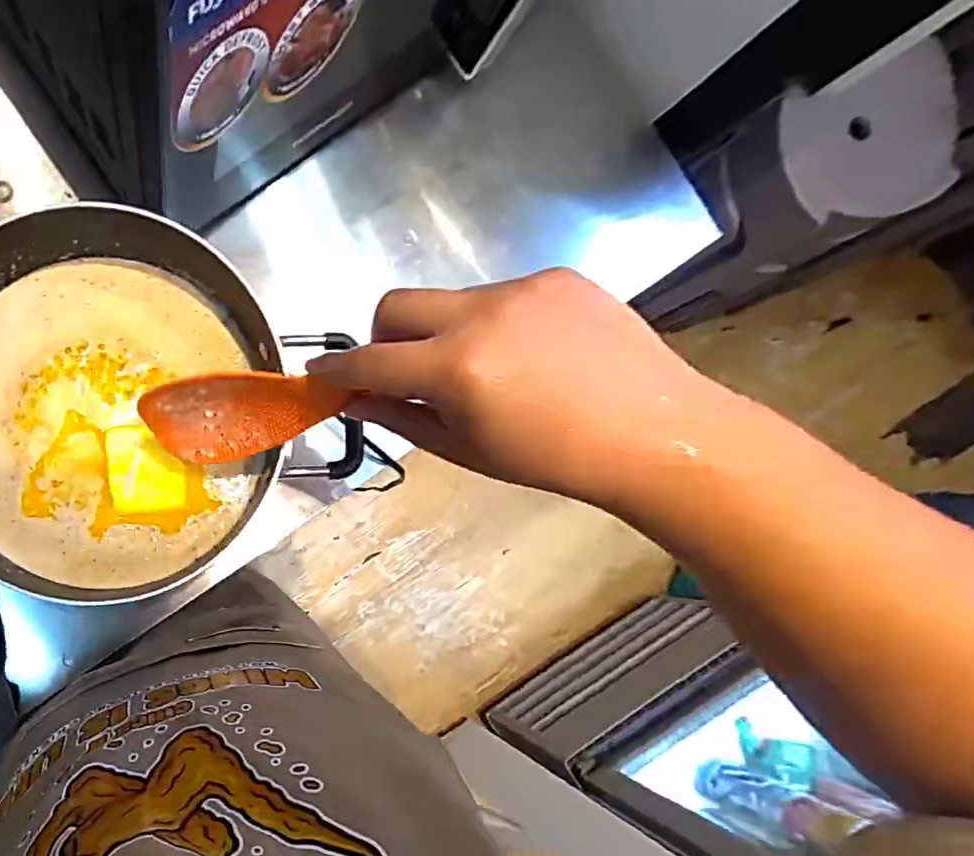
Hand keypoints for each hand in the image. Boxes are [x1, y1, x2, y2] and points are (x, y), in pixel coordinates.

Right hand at [307, 268, 742, 509]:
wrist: (655, 434)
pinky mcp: (558, 277)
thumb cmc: (551, 460)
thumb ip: (403, 418)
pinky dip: (490, 325)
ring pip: (449, 301)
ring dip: (442, 333)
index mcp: (456, 368)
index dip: (337, 370)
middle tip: (403, 373)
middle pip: (395, 303)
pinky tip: (529, 356)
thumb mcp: (466, 449)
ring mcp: (523, 288)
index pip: (371, 361)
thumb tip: (358, 401)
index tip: (318, 374)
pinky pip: (498, 296)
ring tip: (486, 372)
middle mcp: (482, 314)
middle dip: (382, 337)